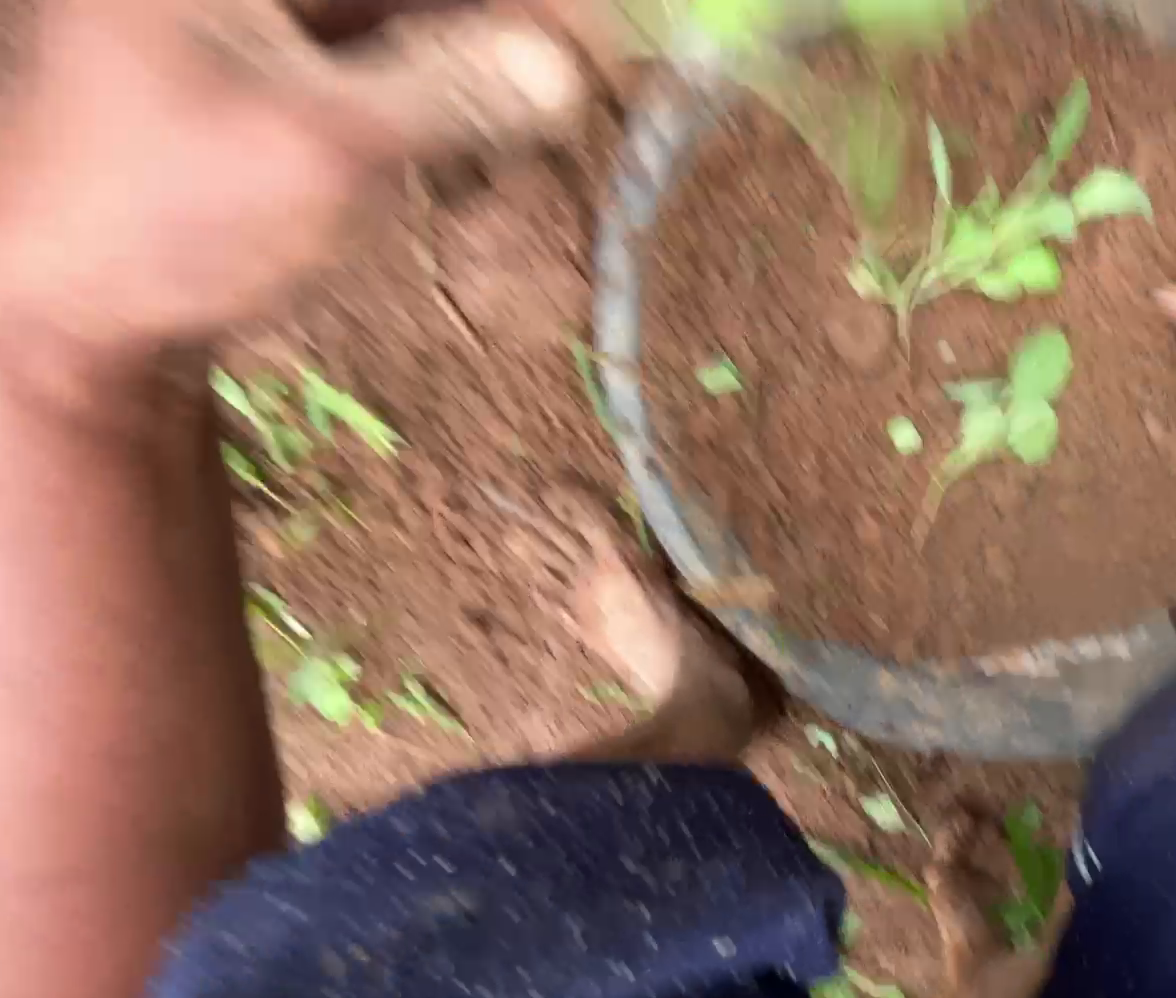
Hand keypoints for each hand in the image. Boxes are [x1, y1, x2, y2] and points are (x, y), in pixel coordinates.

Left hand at [0, 0, 587, 362]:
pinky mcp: (300, 75)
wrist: (90, 301)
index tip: (597, 49)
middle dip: (512, 43)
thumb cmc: (175, 217)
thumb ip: (448, 96)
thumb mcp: (322, 148)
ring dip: (490, 87)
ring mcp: (275, 24)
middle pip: (423, 0)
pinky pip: (406, 72)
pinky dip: (457, 115)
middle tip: (583, 101)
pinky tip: (475, 165)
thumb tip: (560, 72)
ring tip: (527, 149)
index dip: (522, 6)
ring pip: (423, 31)